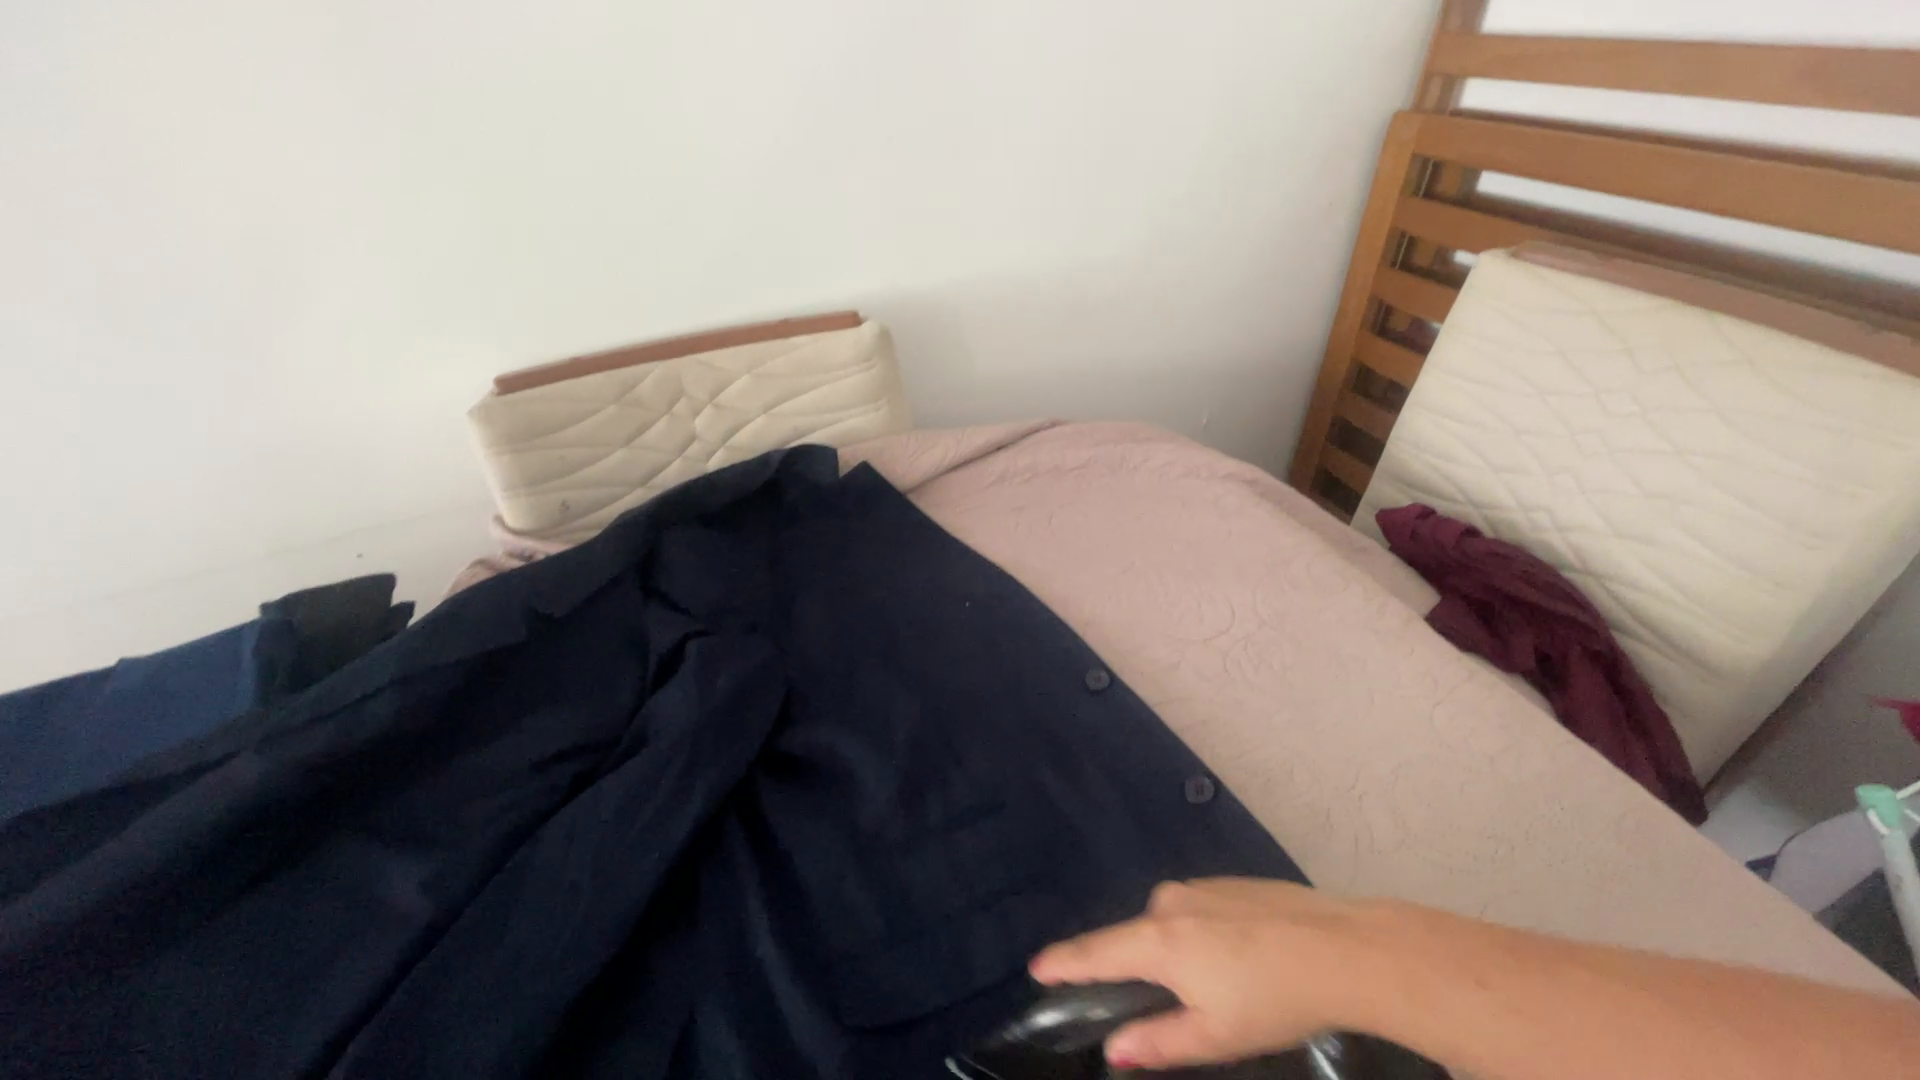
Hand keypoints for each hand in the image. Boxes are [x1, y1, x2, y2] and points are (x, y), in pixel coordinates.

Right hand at [1028, 878, 1385, 1070]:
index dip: (1064, 962)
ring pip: (1167, 923)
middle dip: (1132, 967)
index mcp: (1159, 941)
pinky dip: (1197, 934)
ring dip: (1171, 951)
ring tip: (1211, 986)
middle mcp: (1169, 902)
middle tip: (1148, 1002)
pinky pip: (1194, 910)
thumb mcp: (1216, 1035)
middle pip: (1133, 938)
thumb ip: (1158, 1041)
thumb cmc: (1274, 999)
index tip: (1036, 967)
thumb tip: (1114, 1049)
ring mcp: (1200, 887)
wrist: (1342, 947)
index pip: (1096, 953)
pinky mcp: (1229, 882)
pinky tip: (1235, 958)